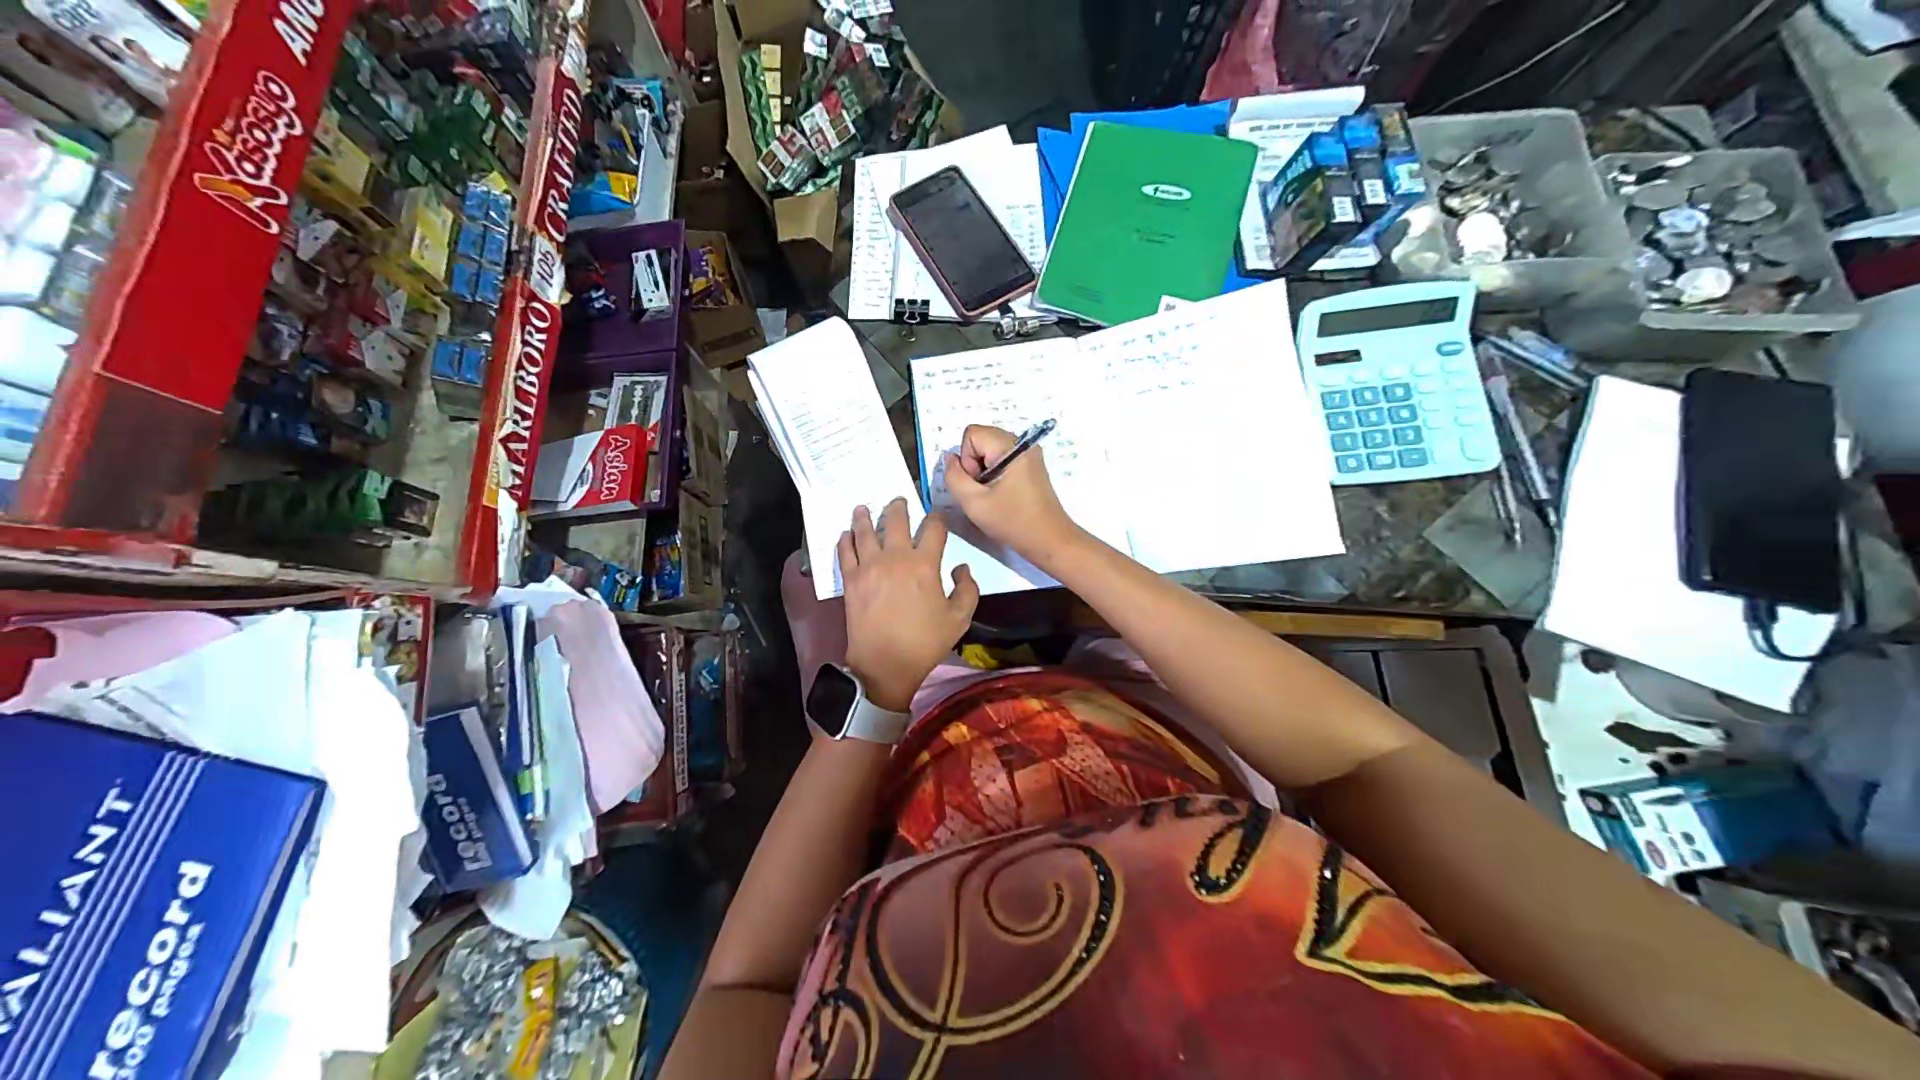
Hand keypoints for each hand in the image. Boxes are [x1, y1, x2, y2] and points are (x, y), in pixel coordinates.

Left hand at [838, 497, 978, 711]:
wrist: (885, 663)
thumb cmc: (925, 642)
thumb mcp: (960, 619)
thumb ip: (967, 589)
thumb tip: (961, 568)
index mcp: (924, 565)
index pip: (933, 529)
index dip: (937, 520)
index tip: (937, 519)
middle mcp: (895, 558)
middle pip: (895, 521)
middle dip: (899, 507)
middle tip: (899, 501)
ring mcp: (869, 567)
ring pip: (865, 531)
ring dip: (865, 516)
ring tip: (863, 508)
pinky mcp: (851, 580)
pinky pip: (845, 552)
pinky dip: (845, 540)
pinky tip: (846, 533)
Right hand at [943, 424, 1081, 560]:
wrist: (1049, 540)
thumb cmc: (1013, 522)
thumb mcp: (973, 503)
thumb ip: (954, 477)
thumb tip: (950, 458)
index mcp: (1012, 447)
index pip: (972, 434)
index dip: (967, 459)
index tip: (977, 484)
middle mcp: (1022, 443)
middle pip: (981, 439)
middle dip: (974, 464)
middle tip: (984, 491)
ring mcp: (1028, 453)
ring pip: (989, 450)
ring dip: (983, 471)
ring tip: (993, 494)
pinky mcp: (1030, 465)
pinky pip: (1001, 459)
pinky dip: (994, 474)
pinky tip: (1001, 494)